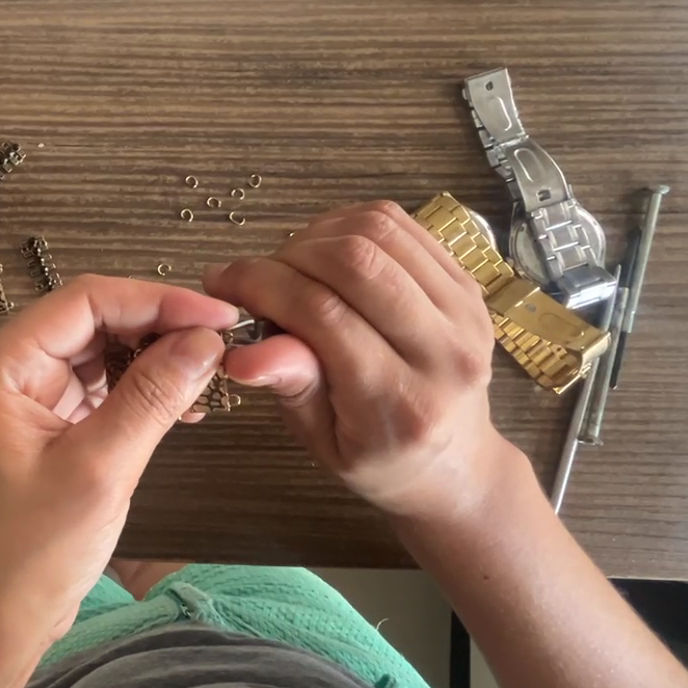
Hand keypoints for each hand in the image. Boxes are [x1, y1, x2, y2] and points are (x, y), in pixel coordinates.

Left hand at [0, 276, 236, 658]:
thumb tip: (204, 340)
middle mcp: (5, 371)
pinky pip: (95, 391)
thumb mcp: (98, 469)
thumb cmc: (26, 554)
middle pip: (90, 322)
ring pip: (96, 354)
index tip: (219, 316)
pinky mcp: (40, 428)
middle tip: (222, 345)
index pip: (84, 301)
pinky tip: (180, 404)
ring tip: (209, 375)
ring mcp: (22, 400)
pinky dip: (136, 392)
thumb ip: (152, 397)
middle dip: (157, 327)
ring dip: (151, 360)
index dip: (156, 299)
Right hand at [204, 201, 531, 529]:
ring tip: (289, 268)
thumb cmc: (374, 458)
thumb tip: (240, 354)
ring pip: (379, 230)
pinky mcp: (467, 281)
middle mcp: (445, 348)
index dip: (261, 285)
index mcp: (401, 400)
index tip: (220, 283)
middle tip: (257, 278)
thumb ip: (291, 387)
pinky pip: (400, 225)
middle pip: (356, 260)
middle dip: (286, 256)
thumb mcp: (320, 439)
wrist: (455, 462)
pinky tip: (323, 255)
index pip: (322, 313)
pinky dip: (347, 226)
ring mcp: (464, 307)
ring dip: (316, 237)